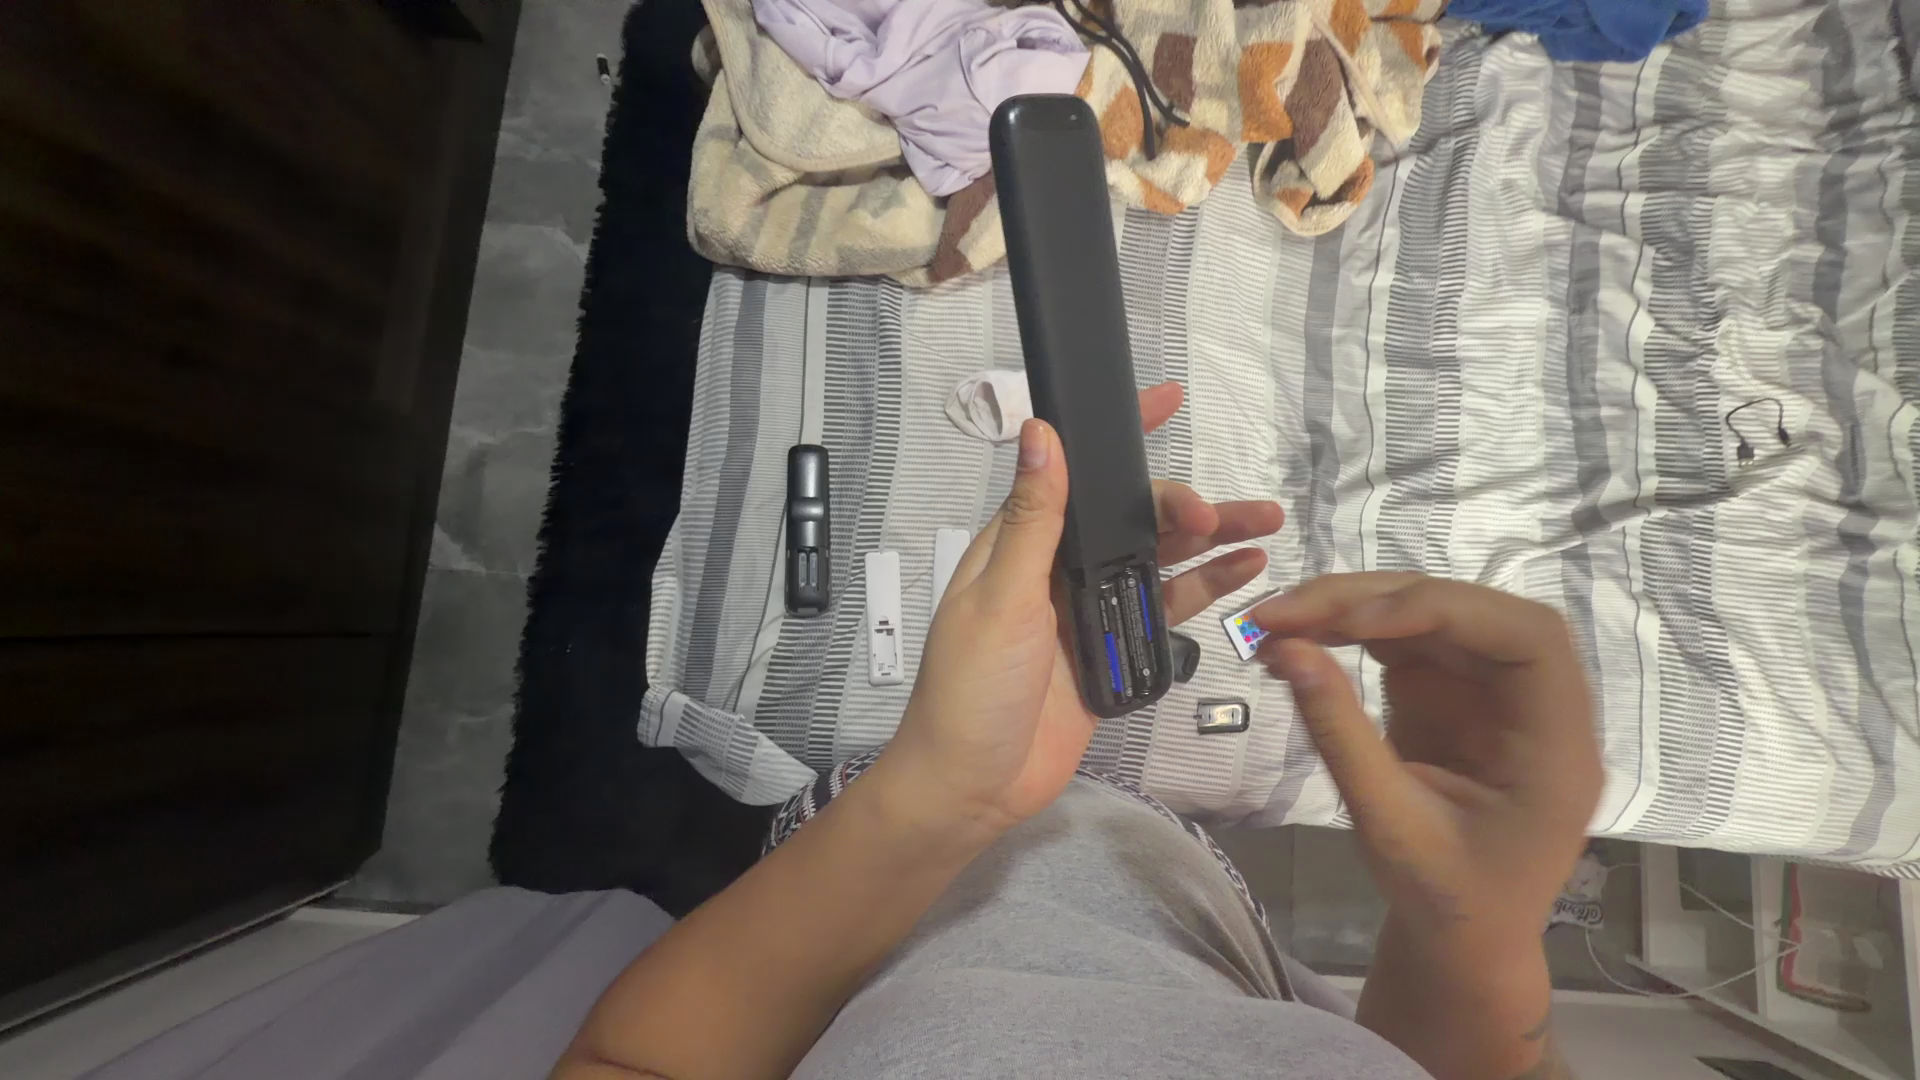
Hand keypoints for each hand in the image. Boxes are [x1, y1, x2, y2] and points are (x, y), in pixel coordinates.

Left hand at [878, 382, 1284, 836]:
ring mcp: (1089, 611)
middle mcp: (1058, 569)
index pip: (1075, 474)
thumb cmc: (975, 686)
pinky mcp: (1114, 651)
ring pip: (1156, 561)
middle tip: (1222, 514)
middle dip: (1177, 504)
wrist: (975, 784)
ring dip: (1207, 541)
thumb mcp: (1002, 596)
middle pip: (1129, 520)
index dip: (1116, 436)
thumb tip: (1040, 431)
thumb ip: (1031, 519)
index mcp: (1022, 544)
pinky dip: (1201, 590)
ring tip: (1263, 525)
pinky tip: (1243, 575)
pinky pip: (1163, 611)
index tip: (1165, 399)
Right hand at [1251, 574, 1601, 950]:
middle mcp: (1525, 698)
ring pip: (1419, 612)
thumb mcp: (1387, 823)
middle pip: (1461, 610)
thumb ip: (1340, 734)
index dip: (1444, 611)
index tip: (1356, 625)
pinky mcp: (1440, 688)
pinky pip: (1391, 636)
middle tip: (1280, 613)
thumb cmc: (1445, 894)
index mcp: (1554, 742)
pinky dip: (1338, 629)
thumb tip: (1285, 649)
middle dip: (1369, 599)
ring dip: (1345, 606)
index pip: (1526, 638)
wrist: (1459, 929)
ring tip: (1273, 621)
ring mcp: (1480, 688)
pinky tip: (1293, 637)